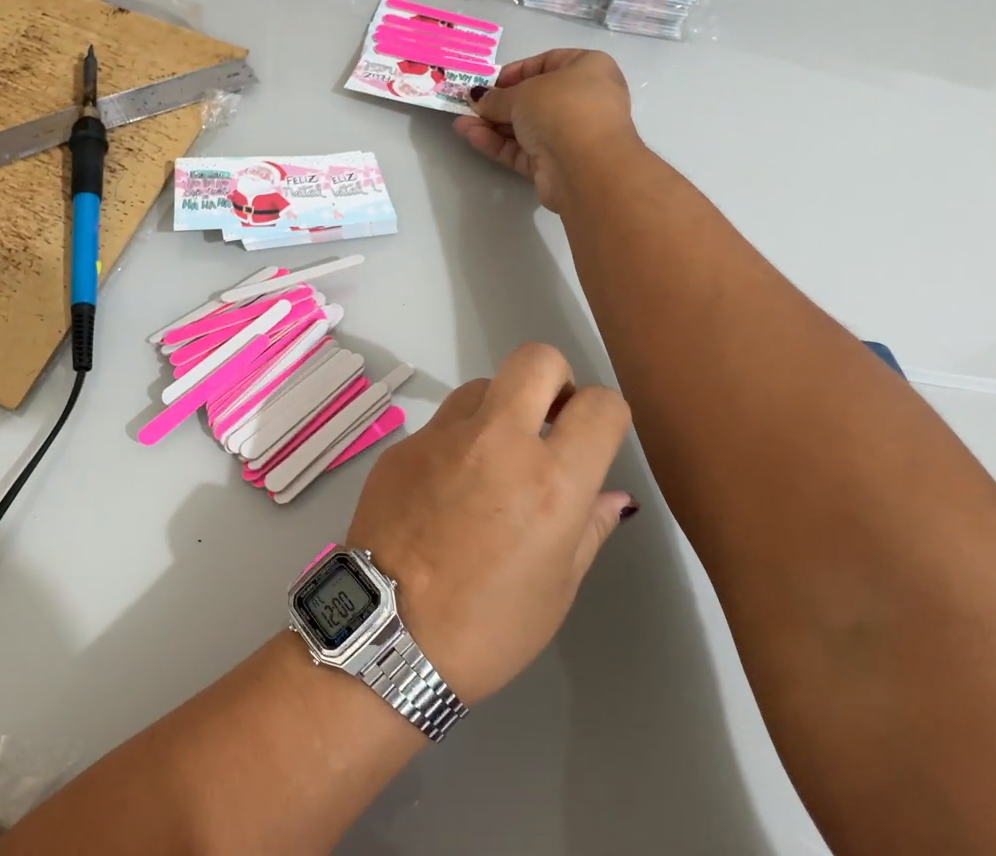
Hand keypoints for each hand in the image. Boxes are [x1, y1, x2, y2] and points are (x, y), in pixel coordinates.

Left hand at [346, 344, 633, 703]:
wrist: (386, 637)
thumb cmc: (488, 628)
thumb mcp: (556, 586)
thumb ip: (588, 527)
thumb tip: (609, 494)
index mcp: (552, 480)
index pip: (601, 404)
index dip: (605, 416)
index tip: (593, 439)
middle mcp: (498, 443)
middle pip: (537, 359)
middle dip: (553, 380)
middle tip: (548, 422)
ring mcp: (441, 439)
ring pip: (481, 386)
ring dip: (499, 409)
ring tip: (493, 459)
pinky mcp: (401, 448)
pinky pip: (440, 425)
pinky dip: (456, 442)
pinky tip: (446, 489)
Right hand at [454, 49, 638, 212]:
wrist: (586, 166)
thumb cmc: (562, 108)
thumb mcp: (523, 93)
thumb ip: (496, 97)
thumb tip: (478, 98)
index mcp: (588, 69)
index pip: (548, 63)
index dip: (516, 71)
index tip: (489, 81)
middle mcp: (583, 100)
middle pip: (533, 99)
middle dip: (498, 103)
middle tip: (469, 105)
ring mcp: (569, 134)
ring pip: (524, 127)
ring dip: (491, 125)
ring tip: (461, 124)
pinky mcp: (555, 164)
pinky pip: (522, 149)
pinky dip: (497, 144)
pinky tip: (471, 137)